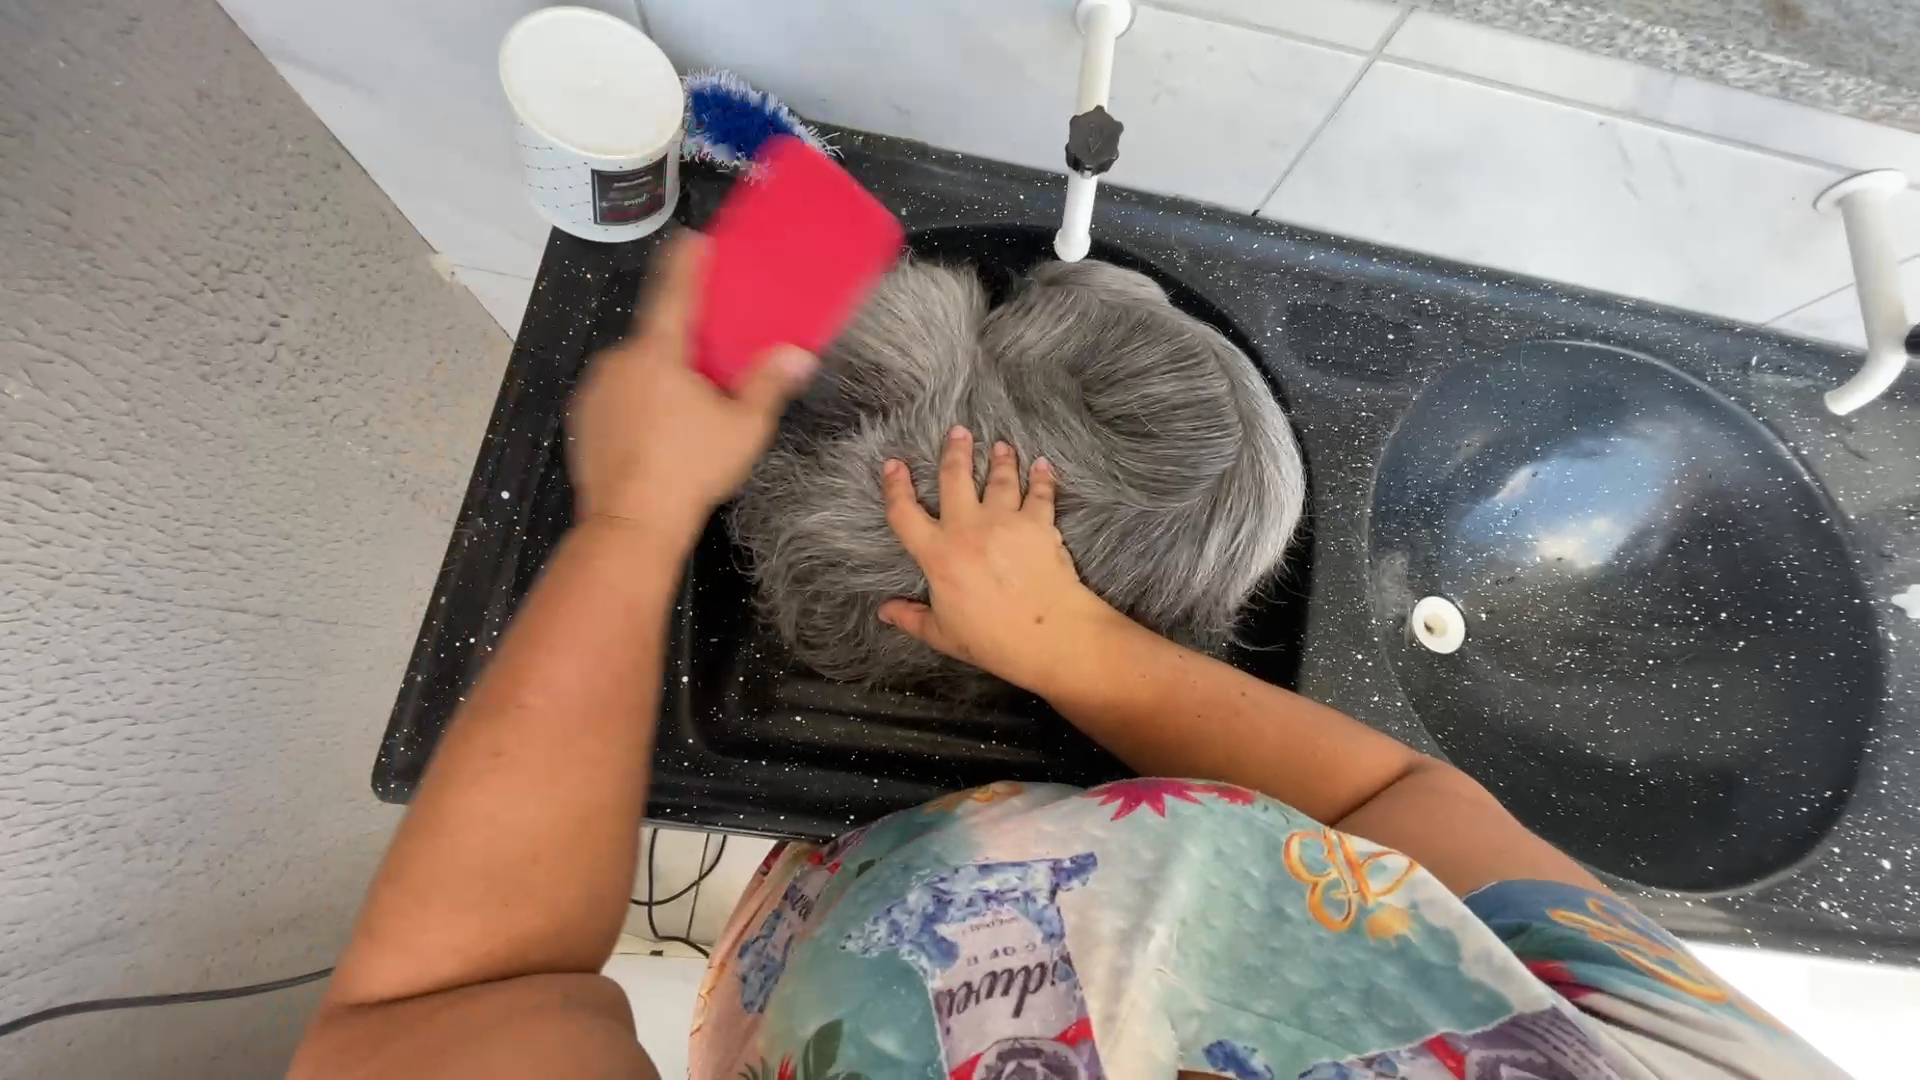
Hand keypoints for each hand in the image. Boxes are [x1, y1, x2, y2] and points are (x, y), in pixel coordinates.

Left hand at [566, 232, 816, 542]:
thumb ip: (769, 385)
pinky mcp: (582, 419)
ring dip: (659, 381)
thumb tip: (799, 356)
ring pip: (636, 372)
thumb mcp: (744, 428)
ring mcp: (595, 390)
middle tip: (710, 377)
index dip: (687, 264)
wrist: (632, 522)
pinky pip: (616, 398)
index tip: (693, 240)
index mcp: (659, 354)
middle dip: (682, 350)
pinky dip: (636, 405)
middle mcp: (619, 361)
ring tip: (684, 419)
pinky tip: (656, 436)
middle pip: (657, 340)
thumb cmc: (691, 469)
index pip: (674, 292)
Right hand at [878, 426, 1121, 692]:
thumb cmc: (992, 640)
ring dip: (1000, 459)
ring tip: (1001, 446)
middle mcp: (968, 528)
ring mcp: (1005, 521)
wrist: (1047, 635)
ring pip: (1000, 479)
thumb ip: (911, 617)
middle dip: (955, 451)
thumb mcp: (942, 634)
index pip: (905, 513)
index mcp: (937, 555)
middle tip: (958, 432)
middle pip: (954, 478)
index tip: (893, 465)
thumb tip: (885, 611)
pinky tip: (1042, 465)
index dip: (895, 487)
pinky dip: (1041, 477)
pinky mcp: (1039, 523)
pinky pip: (1040, 493)